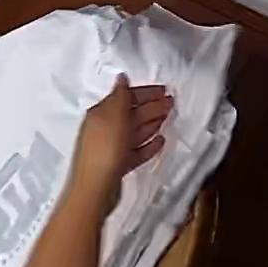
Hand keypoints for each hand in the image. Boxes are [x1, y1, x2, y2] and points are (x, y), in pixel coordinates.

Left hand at [69, 75, 172, 211]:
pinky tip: (161, 141)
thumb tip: (122, 77)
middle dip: (153, 106)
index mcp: (101, 113)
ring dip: (152, 123)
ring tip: (168, 118)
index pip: (126, 96)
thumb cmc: (105, 147)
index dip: (146, 92)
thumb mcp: (114, 114)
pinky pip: (136, 151)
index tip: (165, 89)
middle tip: (172, 102)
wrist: (95, 189)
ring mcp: (111, 148)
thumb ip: (121, 95)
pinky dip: (148, 145)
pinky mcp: (118, 165)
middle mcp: (105, 128)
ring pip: (136, 131)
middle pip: (132, 113)